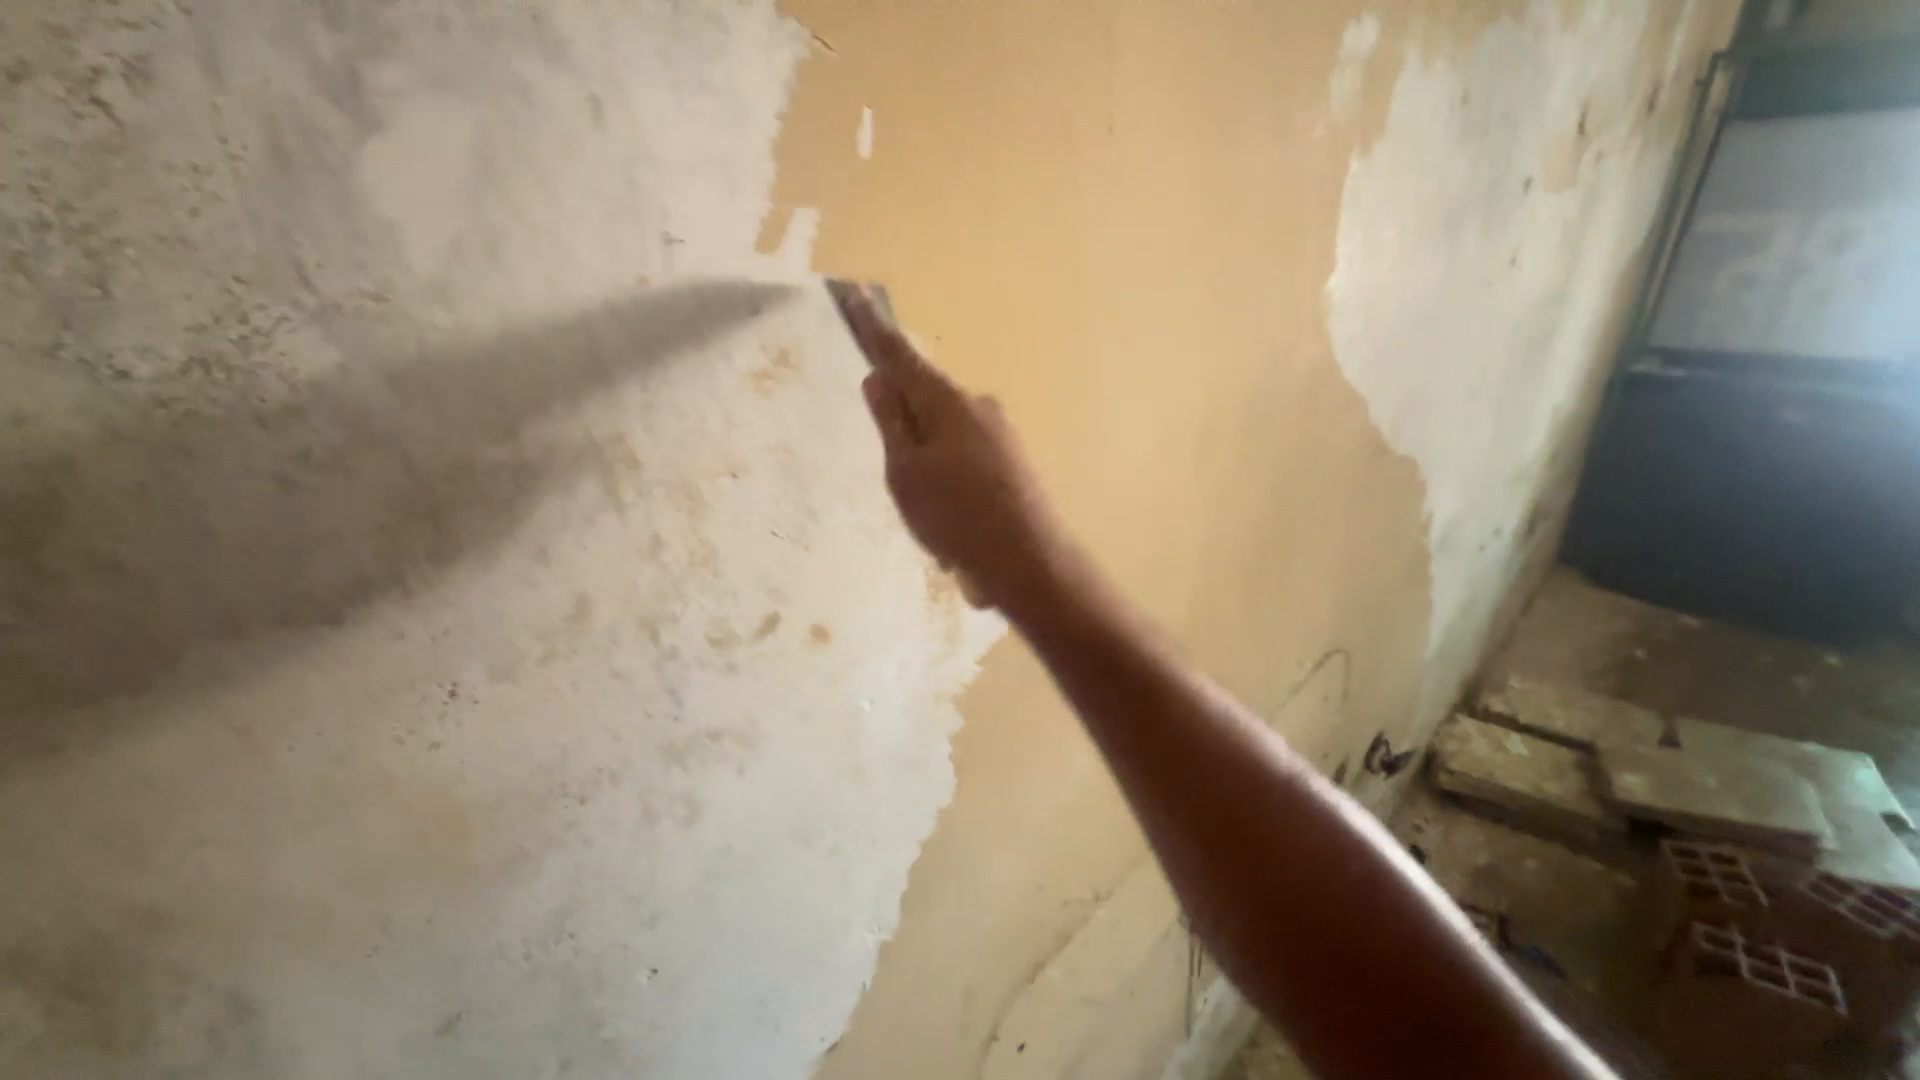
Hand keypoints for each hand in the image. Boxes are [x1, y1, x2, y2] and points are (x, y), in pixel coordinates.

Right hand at [831, 284, 1078, 612]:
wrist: (1029, 562)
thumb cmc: (955, 516)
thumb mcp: (905, 472)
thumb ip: (891, 422)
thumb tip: (879, 379)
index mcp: (947, 401)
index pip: (900, 356)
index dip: (874, 330)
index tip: (856, 296)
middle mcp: (979, 406)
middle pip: (926, 398)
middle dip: (904, 425)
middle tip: (899, 476)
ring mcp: (1001, 433)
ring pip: (945, 433)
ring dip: (928, 462)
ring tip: (929, 516)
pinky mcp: (1013, 461)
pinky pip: (965, 458)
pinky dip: (949, 480)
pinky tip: (952, 521)